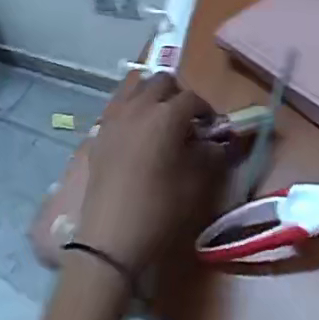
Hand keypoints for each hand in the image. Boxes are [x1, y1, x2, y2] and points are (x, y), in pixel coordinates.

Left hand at [74, 74, 233, 271]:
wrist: (110, 238)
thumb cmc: (159, 209)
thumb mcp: (194, 183)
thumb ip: (209, 155)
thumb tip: (218, 143)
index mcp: (166, 115)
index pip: (192, 98)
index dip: (206, 110)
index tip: (211, 128)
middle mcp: (140, 105)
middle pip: (162, 81)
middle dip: (177, 94)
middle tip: (186, 119)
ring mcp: (116, 115)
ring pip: (137, 86)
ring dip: (153, 95)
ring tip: (160, 120)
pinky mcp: (100, 130)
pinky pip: (119, 104)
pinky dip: (132, 107)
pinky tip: (137, 132)